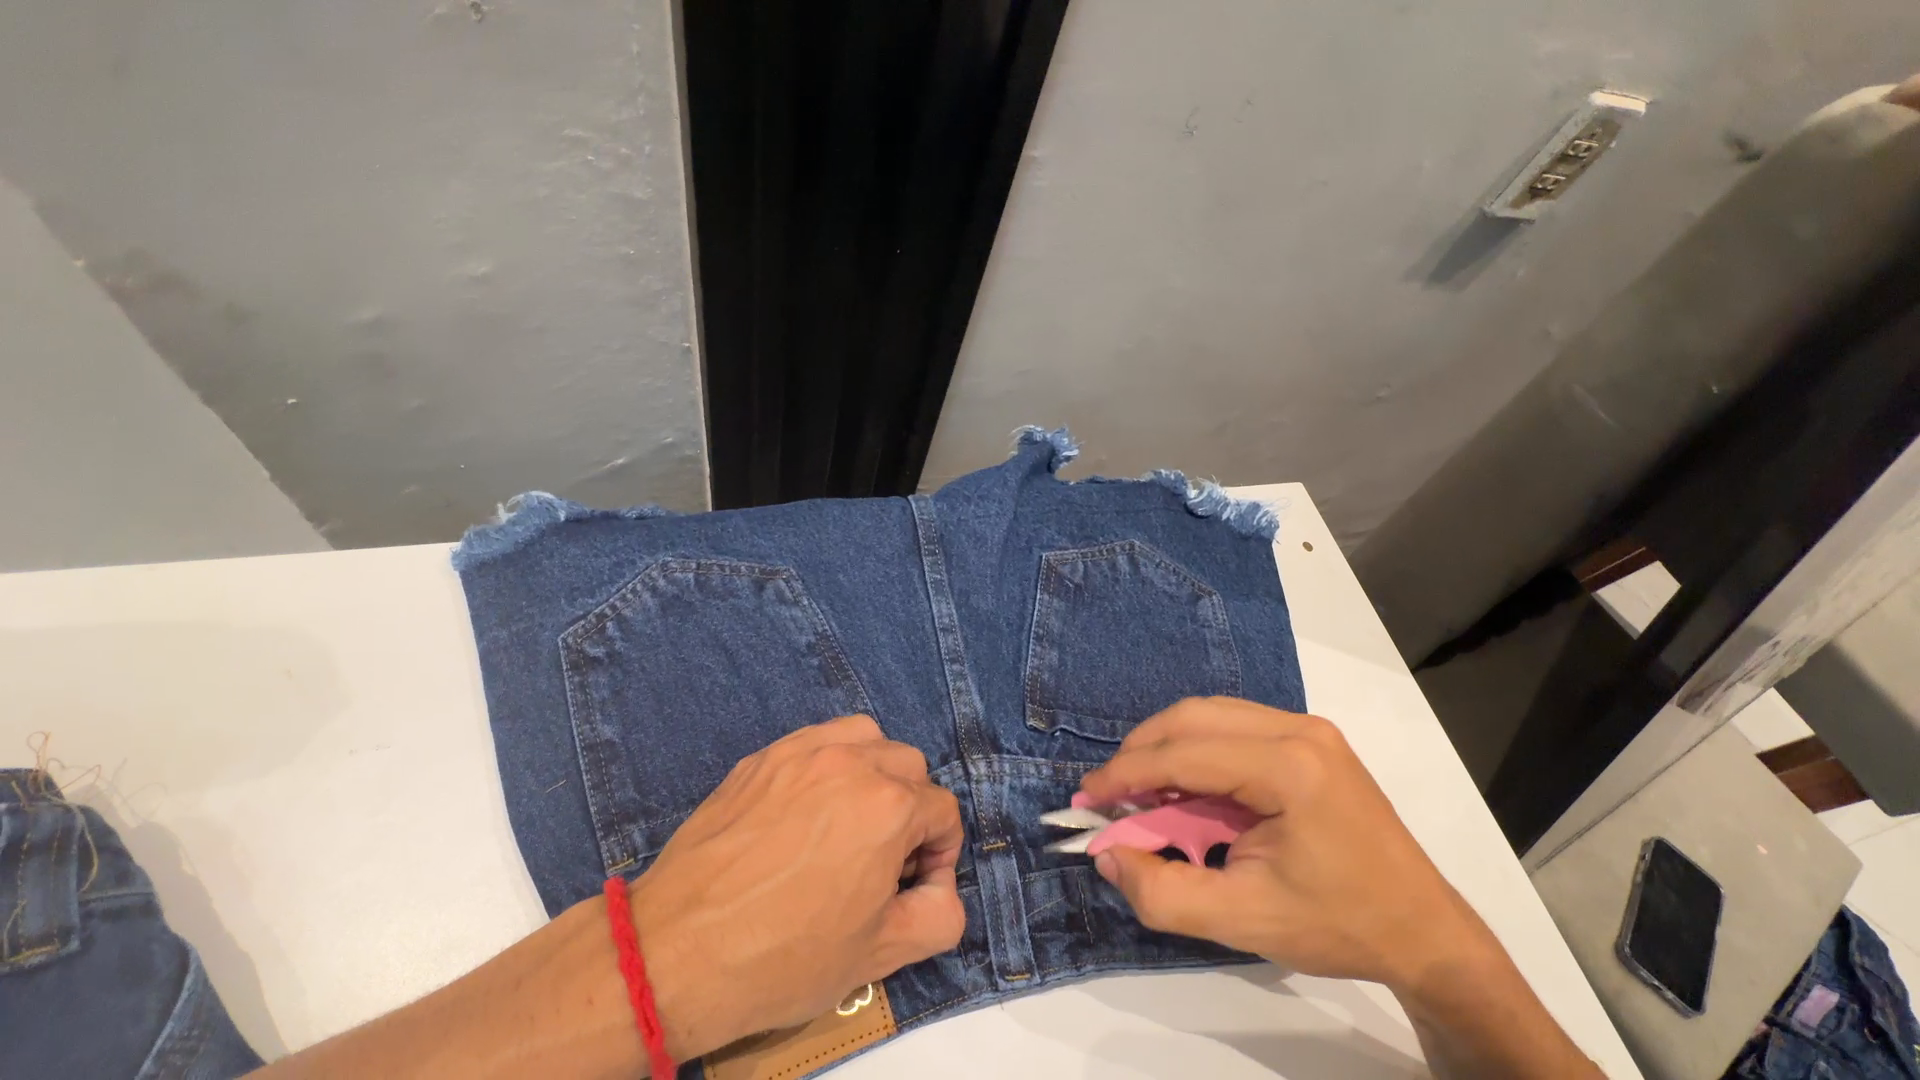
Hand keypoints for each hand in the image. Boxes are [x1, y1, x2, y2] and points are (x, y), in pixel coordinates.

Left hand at [629, 715, 964, 1059]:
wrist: (678, 952)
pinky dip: (830, 764)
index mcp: (889, 806)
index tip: (912, 888)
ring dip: (875, 773)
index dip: (940, 855)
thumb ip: (940, 915)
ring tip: (851, 820)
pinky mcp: (760, 759)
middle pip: (911, 767)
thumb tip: (939, 887)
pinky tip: (808, 810)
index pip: (944, 812)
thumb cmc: (785, 957)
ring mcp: (801, 753)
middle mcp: (851, 763)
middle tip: (883, 860)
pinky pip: (815, 741)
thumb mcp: (881, 954)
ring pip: (866, 738)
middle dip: (912, 811)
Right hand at [1078, 698, 1496, 996]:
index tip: (1085, 798)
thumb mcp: (1241, 921)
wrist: (1423, 931)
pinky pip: (1235, 728)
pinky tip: (1186, 789)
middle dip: (1141, 752)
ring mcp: (1310, 730)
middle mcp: (1299, 730)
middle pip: (1193, 718)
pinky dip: (1197, 751)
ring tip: (1142, 793)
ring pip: (1212, 716)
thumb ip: (1163, 892)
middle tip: (1109, 794)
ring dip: (1167, 747)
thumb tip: (1107, 855)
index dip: (1125, 774)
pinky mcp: (1313, 742)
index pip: (1184, 754)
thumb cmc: (1336, 925)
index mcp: (1288, 767)